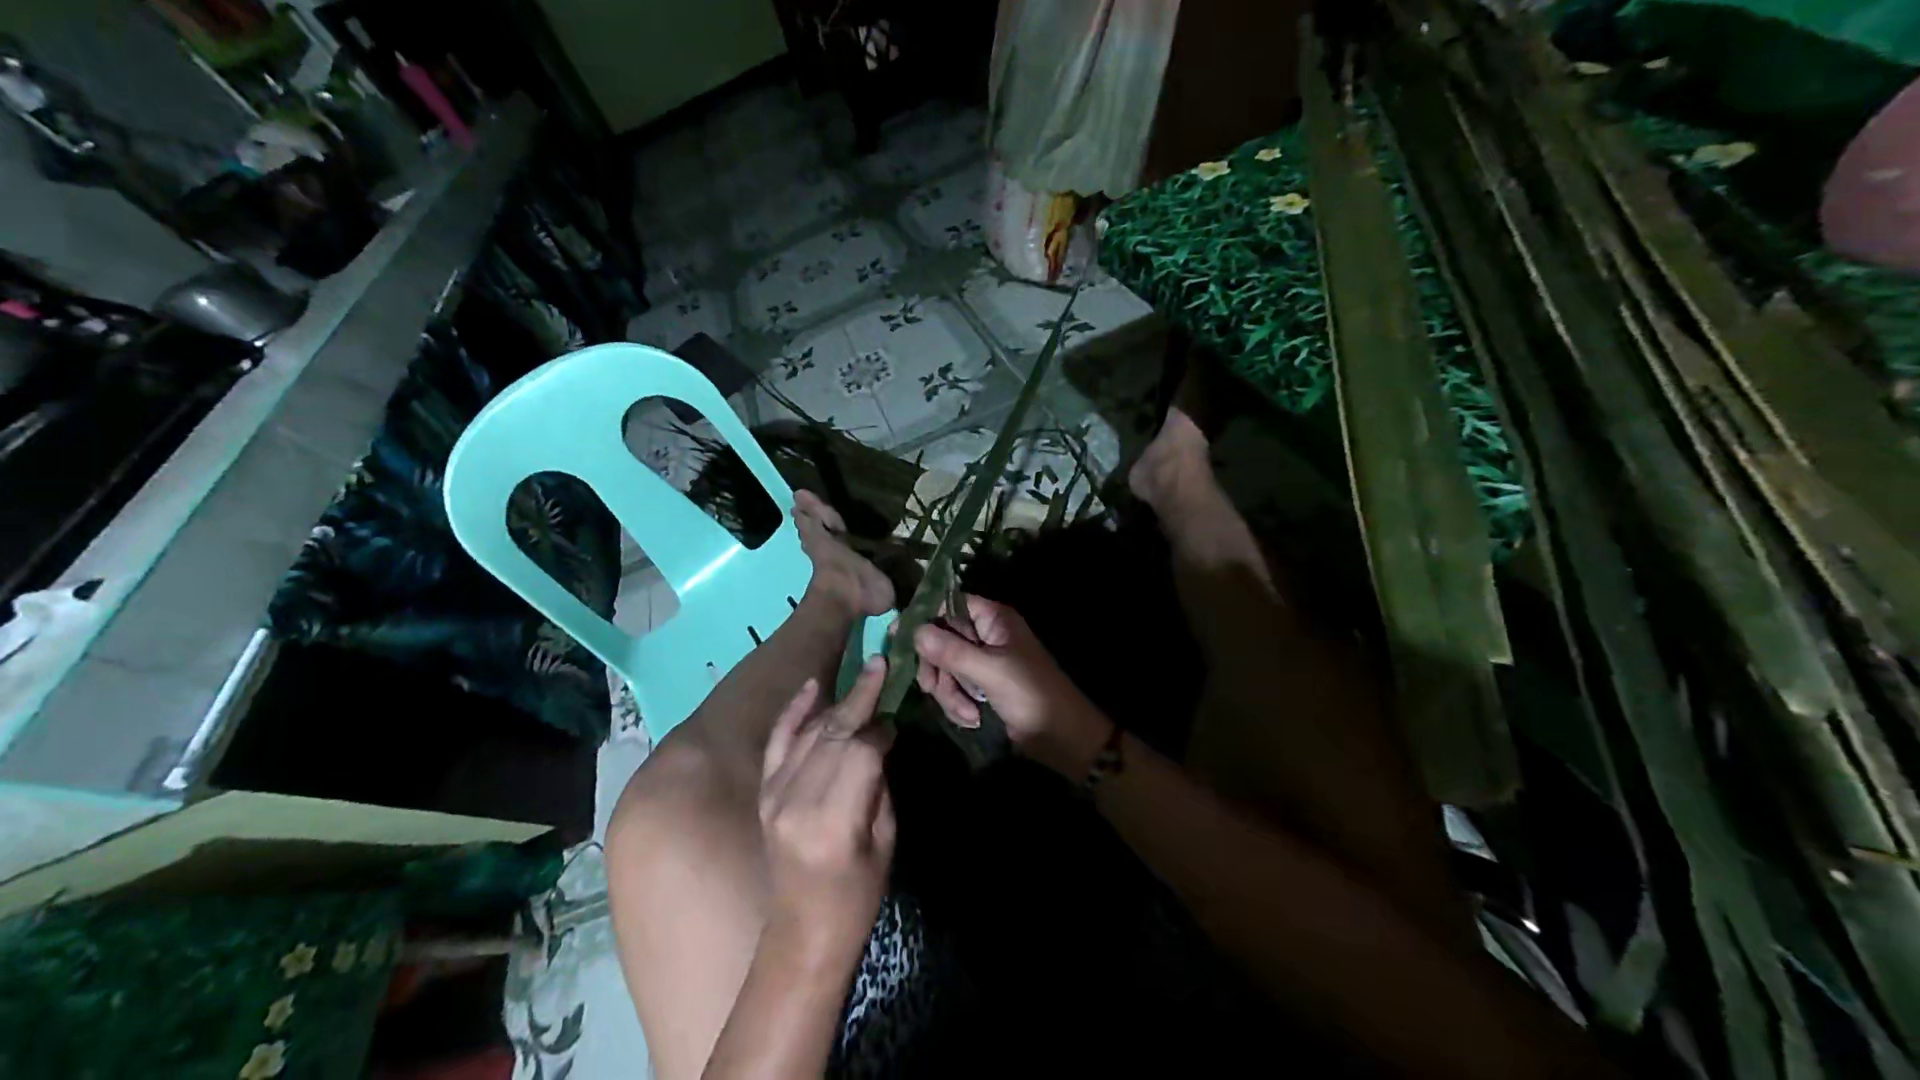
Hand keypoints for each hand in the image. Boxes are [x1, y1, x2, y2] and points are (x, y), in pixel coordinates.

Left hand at [759, 658, 895, 964]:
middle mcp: (796, 803)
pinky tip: (812, 686)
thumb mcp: (884, 839)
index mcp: (833, 823)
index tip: (896, 719)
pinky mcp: (763, 794)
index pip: (859, 753)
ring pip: (809, 733)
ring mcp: (772, 796)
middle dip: (860, 697)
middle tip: (881, 664)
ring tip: (862, 672)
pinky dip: (794, 712)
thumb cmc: (857, 894)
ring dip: (837, 701)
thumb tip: (880, 735)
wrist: (802, 932)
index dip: (880, 730)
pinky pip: (777, 742)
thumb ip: (879, 782)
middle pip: (832, 735)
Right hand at [912, 594, 1113, 778]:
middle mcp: (985, 635)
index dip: (924, 617)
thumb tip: (914, 630)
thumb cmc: (1031, 695)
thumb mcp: (989, 672)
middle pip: (939, 639)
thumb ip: (951, 651)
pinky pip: (953, 688)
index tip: (898, 634)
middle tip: (931, 687)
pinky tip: (971, 719)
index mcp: (993, 619)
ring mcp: (981, 662)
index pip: (950, 603)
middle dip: (937, 668)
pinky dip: (957, 704)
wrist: (1061, 738)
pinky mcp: (979, 687)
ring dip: (949, 692)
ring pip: (943, 667)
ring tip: (966, 712)